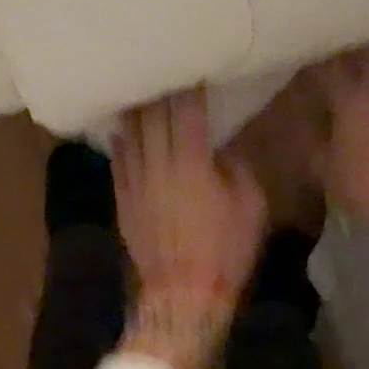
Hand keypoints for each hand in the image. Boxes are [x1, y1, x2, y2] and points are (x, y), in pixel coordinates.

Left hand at [113, 91, 267, 368]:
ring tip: (140, 94)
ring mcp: (134, 184)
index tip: (193, 72)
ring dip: (136, 113)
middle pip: (152, 118)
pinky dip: (120, 143)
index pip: (187, 114)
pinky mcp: (122, 202)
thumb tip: (221, 151)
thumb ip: (236, 170)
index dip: (189, 90)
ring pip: (130, 137)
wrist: (182, 296)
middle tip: (161, 73)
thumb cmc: (225, 252)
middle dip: (158, 94)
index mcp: (191, 163)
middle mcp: (157, 166)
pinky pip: (118, 163)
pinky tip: (122, 131)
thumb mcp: (250, 207)